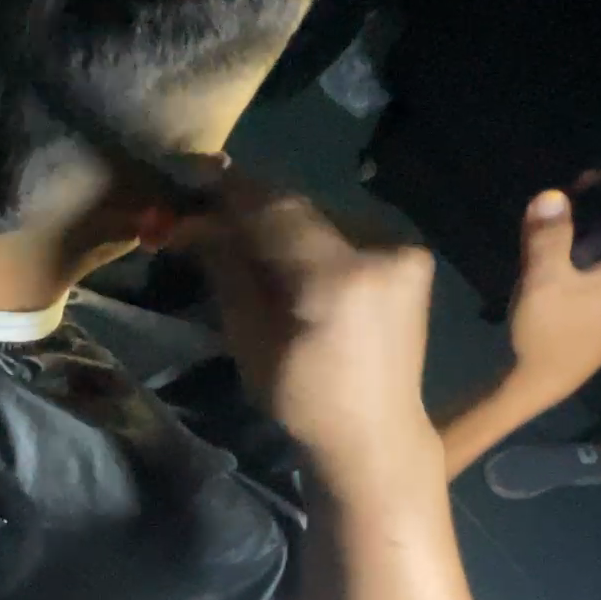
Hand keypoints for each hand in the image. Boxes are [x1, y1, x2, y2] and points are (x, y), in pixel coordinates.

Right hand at [194, 175, 441, 494]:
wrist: (371, 428)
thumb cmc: (297, 396)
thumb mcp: (247, 336)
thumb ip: (228, 271)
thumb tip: (194, 225)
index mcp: (336, 279)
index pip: (275, 212)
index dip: (230, 189)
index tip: (192, 171)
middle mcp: (380, 249)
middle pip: (298, 209)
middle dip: (246, 206)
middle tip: (201, 206)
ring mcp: (403, 249)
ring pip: (320, 217)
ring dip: (273, 220)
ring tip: (233, 231)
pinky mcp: (408, 255)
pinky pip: (342, 231)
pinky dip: (303, 235)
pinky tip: (278, 251)